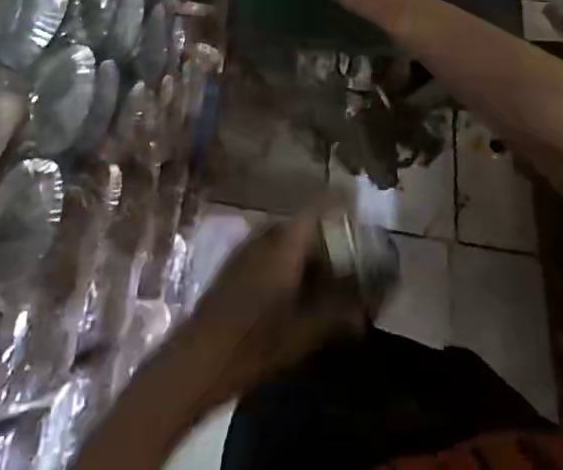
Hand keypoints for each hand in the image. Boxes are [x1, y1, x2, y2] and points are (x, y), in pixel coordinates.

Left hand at [156, 208, 366, 415]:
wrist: (197, 360)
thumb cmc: (254, 344)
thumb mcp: (303, 334)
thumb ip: (337, 318)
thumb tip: (365, 314)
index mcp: (285, 244)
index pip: (317, 206)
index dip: (339, 202)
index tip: (358, 205)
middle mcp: (265, 237)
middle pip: (303, 223)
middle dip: (327, 234)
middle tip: (349, 252)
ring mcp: (245, 250)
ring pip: (285, 237)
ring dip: (306, 248)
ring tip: (326, 272)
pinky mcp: (233, 267)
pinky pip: (269, 250)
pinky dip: (287, 259)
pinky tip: (294, 288)